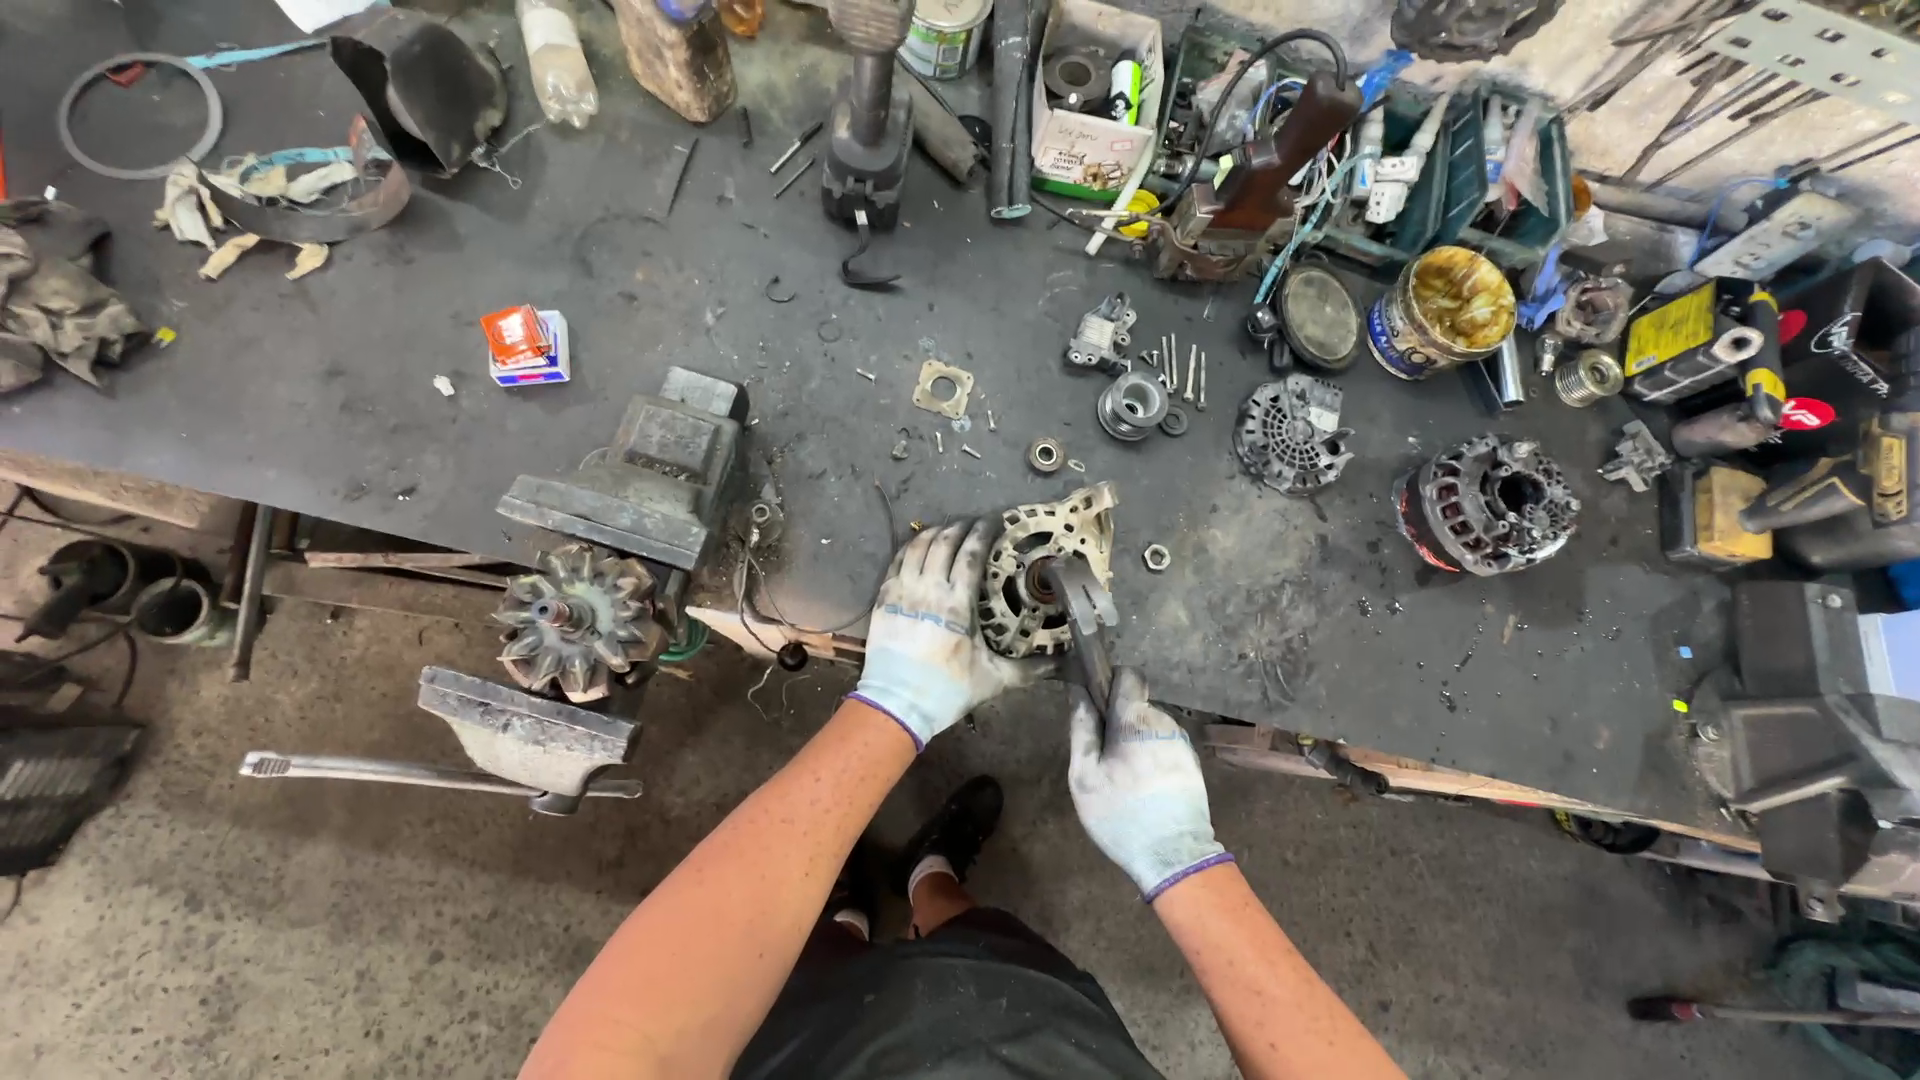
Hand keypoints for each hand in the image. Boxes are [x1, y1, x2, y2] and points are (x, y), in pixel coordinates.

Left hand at [852, 520, 1054, 749]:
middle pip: (944, 543)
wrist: (897, 705)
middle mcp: (928, 590)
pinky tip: (918, 546)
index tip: (994, 521)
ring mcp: (902, 592)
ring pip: (917, 547)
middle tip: (974, 523)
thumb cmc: (948, 690)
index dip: (983, 532)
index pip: (971, 554)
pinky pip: (895, 562)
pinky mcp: (883, 600)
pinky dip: (909, 548)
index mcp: (956, 604)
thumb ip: (1030, 669)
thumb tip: (1064, 664)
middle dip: (960, 527)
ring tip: (948, 529)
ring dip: (934, 532)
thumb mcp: (994, 679)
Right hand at [1068, 668, 1231, 899]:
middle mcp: (1165, 723)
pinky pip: (1164, 745)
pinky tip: (1145, 786)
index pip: (1128, 676)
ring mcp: (1182, 743)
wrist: (1174, 856)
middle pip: (1136, 705)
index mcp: (1135, 721)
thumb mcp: (1085, 776)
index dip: (1110, 683)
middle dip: (1120, 721)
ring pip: (1150, 726)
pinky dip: (1151, 755)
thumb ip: (1082, 729)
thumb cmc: (1121, 815)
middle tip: (1105, 757)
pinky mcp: (1192, 763)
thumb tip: (1078, 693)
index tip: (1097, 706)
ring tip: (1125, 777)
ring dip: (1135, 739)